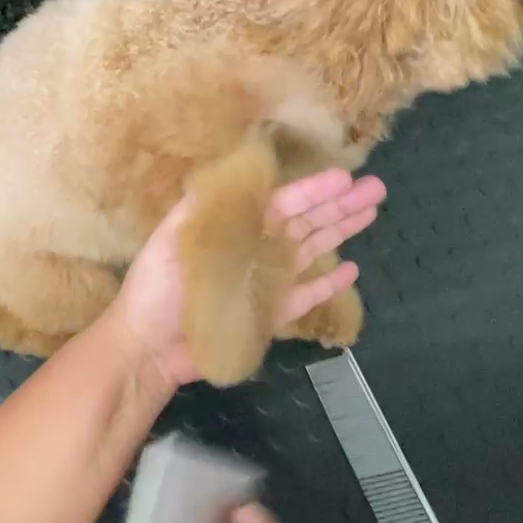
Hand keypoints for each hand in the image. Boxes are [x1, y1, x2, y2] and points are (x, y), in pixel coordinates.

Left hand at [107, 168, 385, 386]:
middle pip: (302, 223)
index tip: (343, 177)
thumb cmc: (154, 291)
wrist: (147, 348)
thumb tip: (233, 175)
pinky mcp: (267, 316)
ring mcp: (262, 283)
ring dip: (339, 232)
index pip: (279, 205)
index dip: (311, 191)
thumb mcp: (169, 241)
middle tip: (375, 189)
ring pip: (309, 252)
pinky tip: (350, 268)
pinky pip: (303, 297)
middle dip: (338, 206)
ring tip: (370, 213)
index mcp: (231, 230)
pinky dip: (325, 285)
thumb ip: (201, 210)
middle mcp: (251, 251)